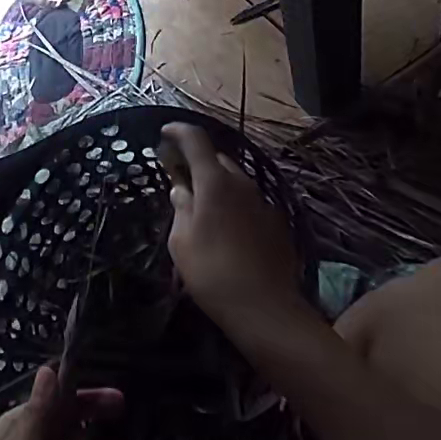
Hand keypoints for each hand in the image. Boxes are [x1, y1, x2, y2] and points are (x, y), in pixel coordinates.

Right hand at [158, 123, 305, 331]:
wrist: (265, 307)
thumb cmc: (212, 272)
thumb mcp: (181, 240)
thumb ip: (180, 207)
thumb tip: (181, 188)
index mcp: (215, 182)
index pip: (196, 140)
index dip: (178, 132)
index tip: (165, 133)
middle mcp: (241, 183)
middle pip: (217, 158)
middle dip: (197, 160)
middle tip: (178, 174)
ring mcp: (262, 201)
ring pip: (234, 179)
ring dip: (216, 182)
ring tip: (200, 202)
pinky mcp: (275, 221)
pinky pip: (248, 200)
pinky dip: (232, 201)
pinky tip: (224, 225)